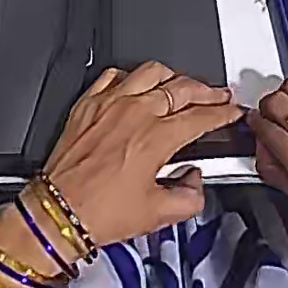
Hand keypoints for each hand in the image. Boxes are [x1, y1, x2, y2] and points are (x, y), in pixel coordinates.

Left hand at [42, 62, 243, 246]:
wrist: (56, 214)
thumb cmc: (97, 212)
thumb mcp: (156, 215)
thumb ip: (188, 197)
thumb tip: (194, 183)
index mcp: (157, 137)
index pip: (201, 115)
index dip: (223, 113)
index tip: (231, 112)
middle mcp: (136, 112)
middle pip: (183, 88)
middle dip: (208, 90)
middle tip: (218, 95)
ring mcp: (111, 103)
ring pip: (152, 72)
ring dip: (173, 76)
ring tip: (182, 83)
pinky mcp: (89, 103)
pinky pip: (114, 75)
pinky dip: (131, 76)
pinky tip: (136, 83)